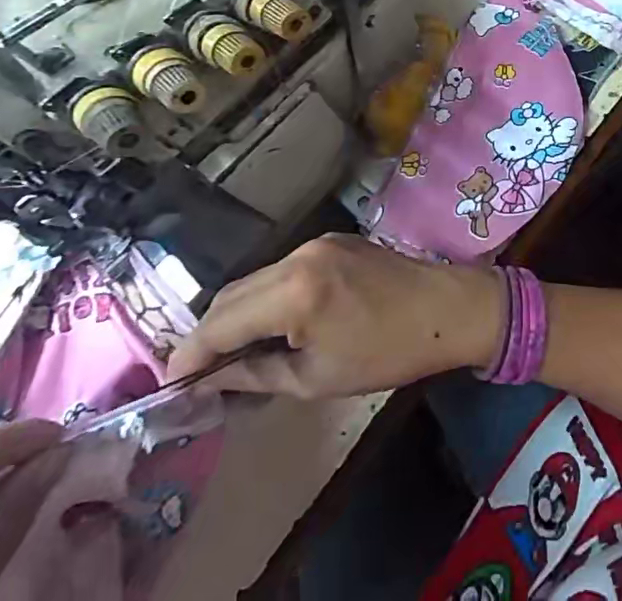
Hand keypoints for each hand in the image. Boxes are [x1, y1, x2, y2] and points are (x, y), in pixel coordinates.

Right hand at [166, 233, 504, 398]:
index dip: (190, 353)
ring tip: (235, 349)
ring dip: (239, 311)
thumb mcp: (317, 378)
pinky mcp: (334, 240)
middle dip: (210, 332)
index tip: (170, 381)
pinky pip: (284, 268)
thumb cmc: (389, 352)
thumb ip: (256, 374)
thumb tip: (211, 379)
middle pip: (232, 294)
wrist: (450, 309)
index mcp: (294, 292)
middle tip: (200, 370)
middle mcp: (299, 256)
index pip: (220, 322)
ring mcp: (318, 242)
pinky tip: (274, 320)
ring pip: (256, 278)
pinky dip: (268, 294)